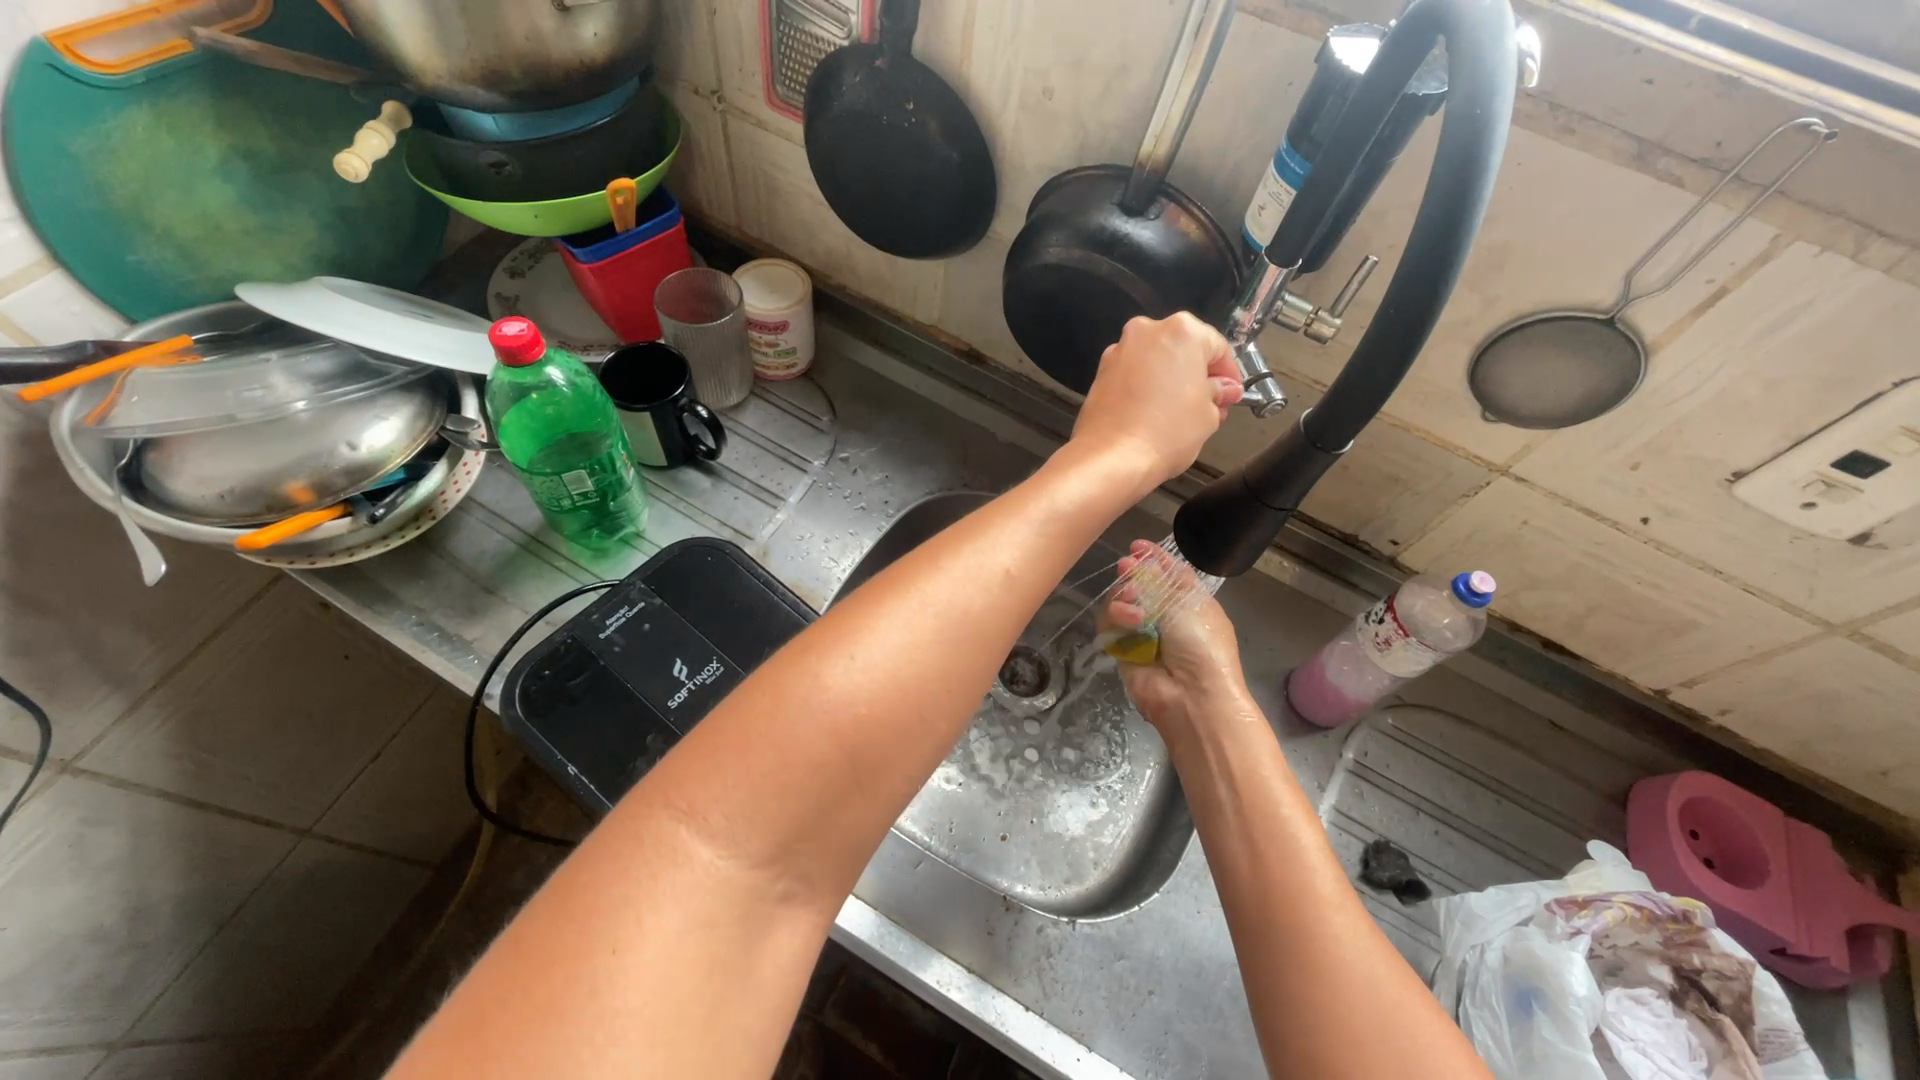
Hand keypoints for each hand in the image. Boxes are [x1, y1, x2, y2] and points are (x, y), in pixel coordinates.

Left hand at [1071, 314, 1241, 488]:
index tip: (1232, 393)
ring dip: (1171, 381)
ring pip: (1155, 361)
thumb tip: (1223, 388)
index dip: (1229, 373)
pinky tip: (1154, 415)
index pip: (1218, 347)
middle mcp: (1146, 332)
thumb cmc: (1166, 432)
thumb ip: (1218, 393)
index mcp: (1182, 331)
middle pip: (1183, 349)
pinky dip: (1145, 388)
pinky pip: (1133, 375)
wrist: (1111, 458)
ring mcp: (1119, 351)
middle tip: (1210, 405)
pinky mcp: (1100, 373)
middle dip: (1198, 375)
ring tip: (1181, 414)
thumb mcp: (1208, 414)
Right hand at [1105, 541, 1251, 737]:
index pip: (1169, 574)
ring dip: (1125, 597)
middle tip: (1126, 568)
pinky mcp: (1122, 649)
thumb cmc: (1202, 645)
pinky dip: (1116, 618)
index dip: (1153, 559)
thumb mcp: (1189, 604)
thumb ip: (1161, 581)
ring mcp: (1142, 633)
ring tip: (1134, 605)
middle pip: (1139, 584)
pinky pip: (1109, 624)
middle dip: (1133, 574)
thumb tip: (1135, 561)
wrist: (1192, 695)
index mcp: (1191, 604)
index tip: (1137, 546)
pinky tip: (1130, 622)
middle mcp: (1166, 617)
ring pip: (1120, 601)